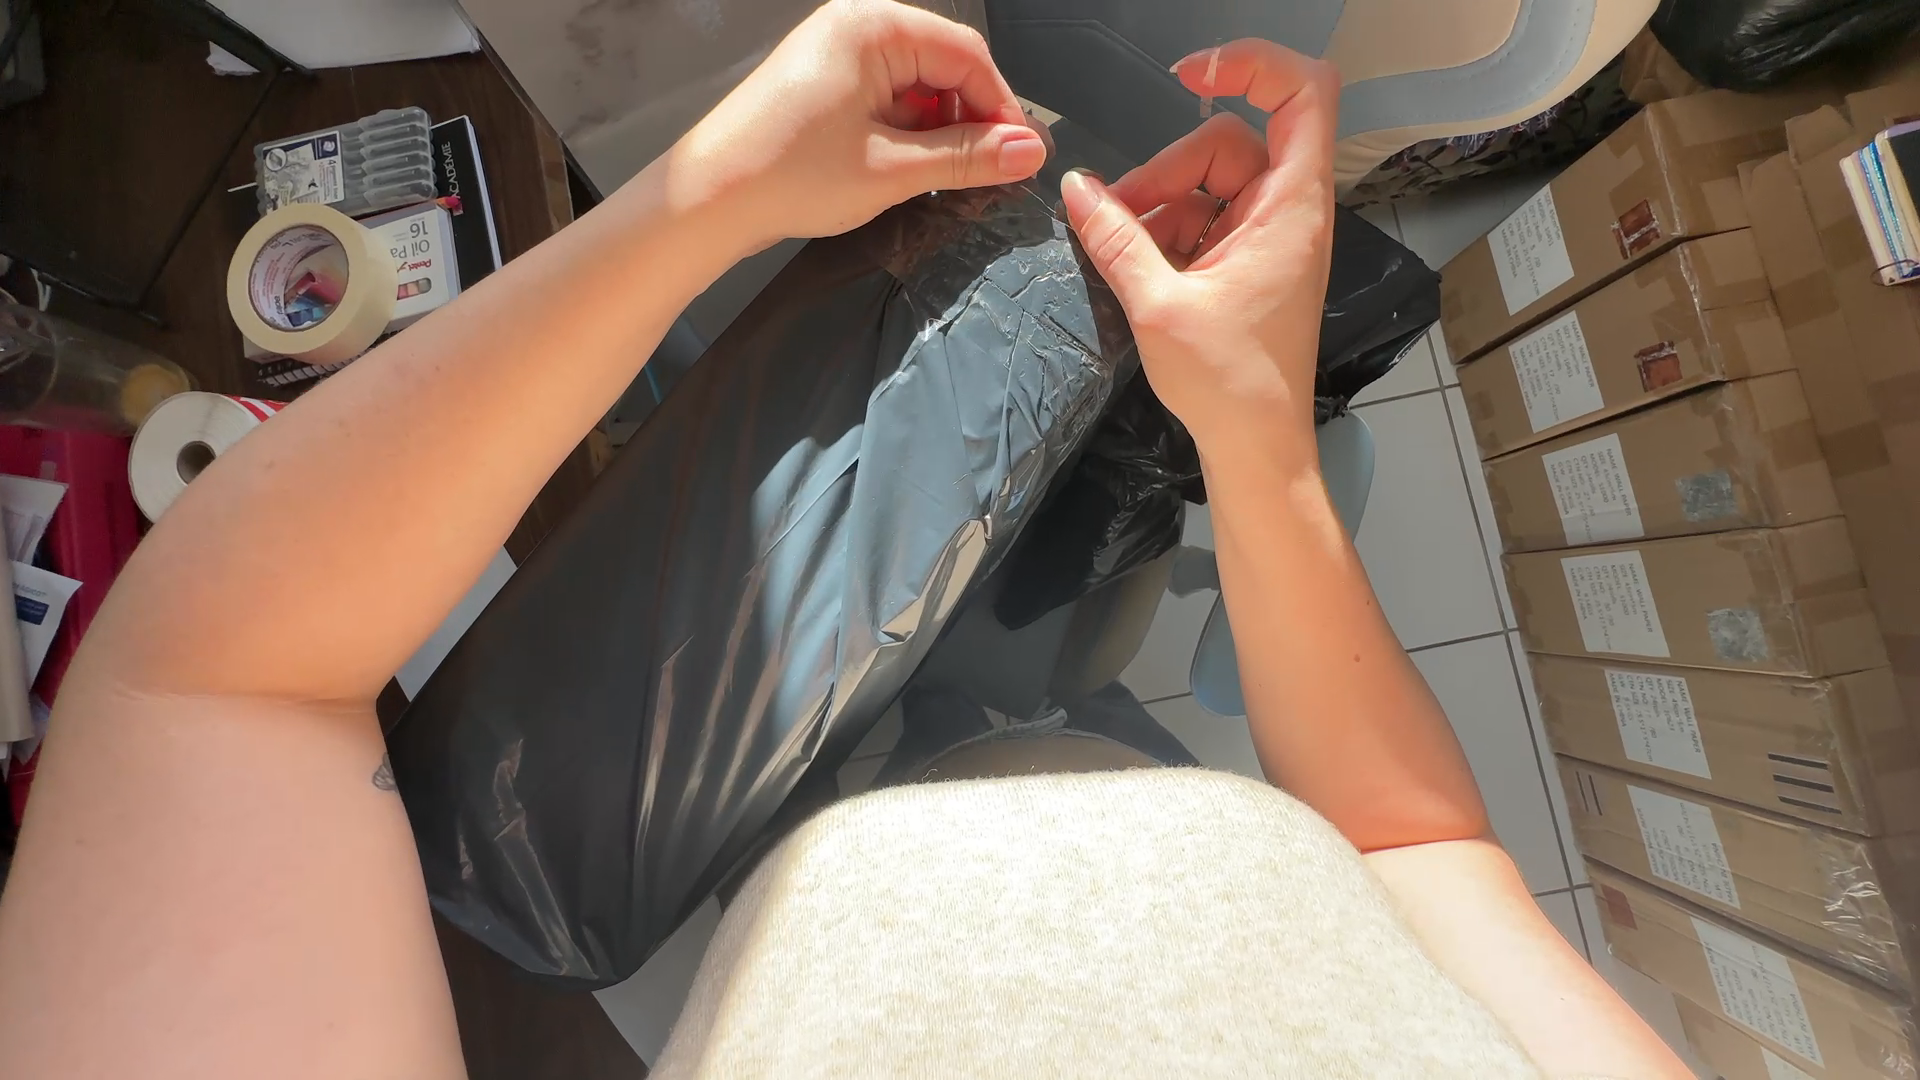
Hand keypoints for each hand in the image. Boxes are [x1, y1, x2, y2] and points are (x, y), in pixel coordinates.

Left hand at [675, 0, 1048, 253]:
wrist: (712, 200)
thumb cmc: (789, 176)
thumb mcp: (892, 170)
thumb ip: (965, 157)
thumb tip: (1027, 152)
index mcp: (872, 27)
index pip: (965, 54)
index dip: (1002, 107)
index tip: (1023, 156)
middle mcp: (855, 30)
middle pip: (942, 68)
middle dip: (972, 121)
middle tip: (992, 174)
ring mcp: (838, 59)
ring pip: (917, 91)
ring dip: (941, 134)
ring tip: (948, 180)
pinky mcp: (827, 91)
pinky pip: (887, 106)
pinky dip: (909, 138)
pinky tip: (912, 172)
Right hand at [1060, 41, 1338, 457]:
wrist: (1255, 442)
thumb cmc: (1226, 382)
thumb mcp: (1157, 306)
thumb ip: (1116, 241)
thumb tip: (1076, 189)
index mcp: (1289, 208)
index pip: (1300, 93)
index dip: (1249, 64)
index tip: (1186, 77)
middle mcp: (1286, 214)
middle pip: (1228, 146)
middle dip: (1165, 174)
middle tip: (1113, 218)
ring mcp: (1266, 241)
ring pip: (1209, 189)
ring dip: (1159, 210)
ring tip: (1119, 253)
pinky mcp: (1248, 268)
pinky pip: (1205, 226)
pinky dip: (1169, 237)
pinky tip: (1138, 268)